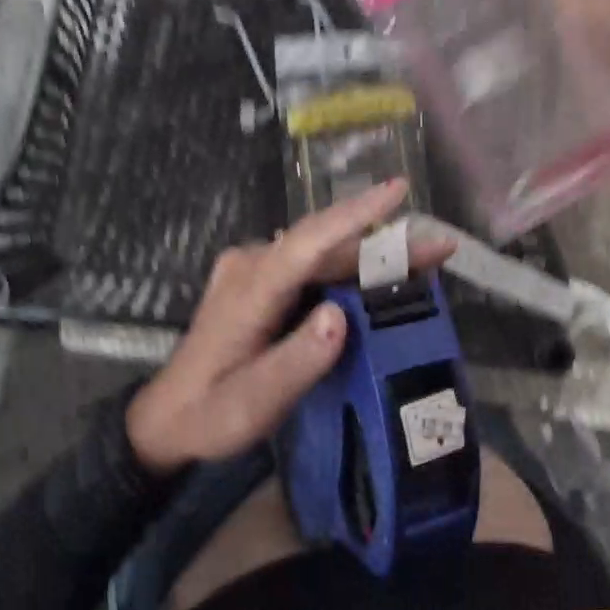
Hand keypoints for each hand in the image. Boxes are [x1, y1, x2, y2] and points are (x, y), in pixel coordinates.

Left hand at [125, 180, 453, 474]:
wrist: (168, 418)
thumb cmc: (210, 415)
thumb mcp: (252, 404)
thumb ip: (296, 362)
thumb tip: (340, 318)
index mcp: (249, 289)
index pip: (307, 241)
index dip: (354, 216)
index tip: (397, 191)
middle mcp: (251, 265)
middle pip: (324, 245)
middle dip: (384, 242)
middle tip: (441, 247)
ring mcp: (253, 270)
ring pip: (321, 253)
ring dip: (371, 254)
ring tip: (426, 259)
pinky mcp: (259, 282)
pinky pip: (311, 266)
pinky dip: (349, 270)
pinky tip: (380, 277)